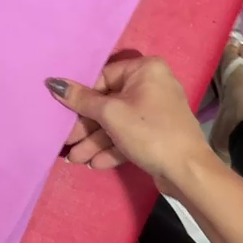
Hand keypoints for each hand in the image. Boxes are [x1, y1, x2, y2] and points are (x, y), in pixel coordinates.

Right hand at [48, 56, 213, 192]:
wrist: (188, 172)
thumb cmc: (149, 132)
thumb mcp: (111, 114)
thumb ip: (81, 99)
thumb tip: (53, 83)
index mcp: (144, 69)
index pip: (103, 77)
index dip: (83, 98)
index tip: (63, 114)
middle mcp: (151, 84)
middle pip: (108, 102)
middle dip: (87, 126)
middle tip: (67, 142)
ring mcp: (155, 110)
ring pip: (117, 122)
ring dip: (95, 141)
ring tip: (76, 160)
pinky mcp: (156, 133)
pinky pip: (128, 135)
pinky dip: (111, 148)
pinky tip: (95, 164)